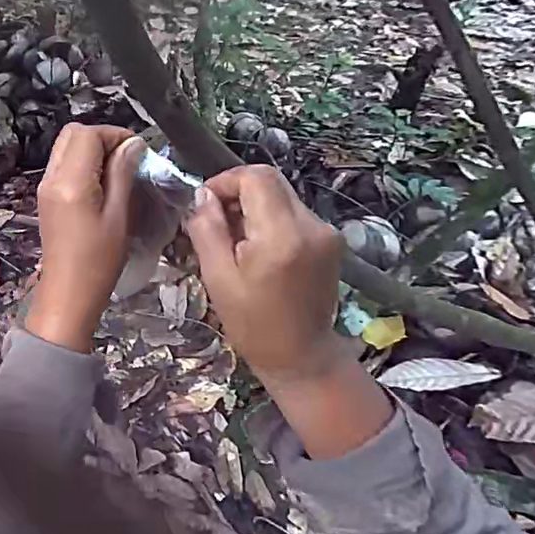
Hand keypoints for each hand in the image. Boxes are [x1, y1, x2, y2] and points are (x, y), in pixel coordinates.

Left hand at [23, 123, 145, 352]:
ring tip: (118, 171)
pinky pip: (63, 165)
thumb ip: (123, 173)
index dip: (114, 134)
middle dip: (102, 138)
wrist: (68, 294)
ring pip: (66, 147)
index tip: (138, 150)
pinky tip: (103, 184)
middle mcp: (51, 177)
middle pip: (72, 134)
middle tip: (127, 157)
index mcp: (69, 180)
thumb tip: (133, 144)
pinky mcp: (46, 197)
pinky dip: (83, 163)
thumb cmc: (98, 260)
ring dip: (92, 150)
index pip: (87, 134)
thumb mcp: (119, 216)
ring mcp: (45, 187)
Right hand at [186, 166, 391, 455]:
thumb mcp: (218, 277)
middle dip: (238, 191)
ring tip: (235, 238)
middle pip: (271, 180)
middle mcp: (311, 225)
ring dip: (253, 205)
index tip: (206, 203)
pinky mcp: (330, 240)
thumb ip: (208, 229)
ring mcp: (326, 232)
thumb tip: (203, 195)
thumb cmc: (253, 323)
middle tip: (216, 219)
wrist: (301, 356)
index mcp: (281, 235)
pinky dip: (270, 218)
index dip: (225, 181)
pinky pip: (293, 212)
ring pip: (281, 194)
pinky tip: (258, 247)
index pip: (255, 177)